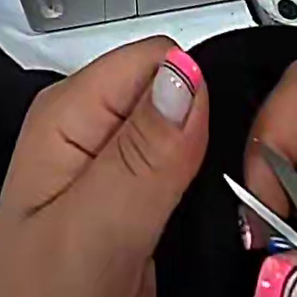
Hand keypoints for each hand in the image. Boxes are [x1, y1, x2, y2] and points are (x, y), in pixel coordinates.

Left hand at [0, 37, 209, 296]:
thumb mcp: (87, 237)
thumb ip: (139, 157)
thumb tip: (186, 72)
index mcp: (70, 111)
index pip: (157, 59)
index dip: (199, 93)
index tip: (221, 148)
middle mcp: (93, 125)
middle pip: (177, 88)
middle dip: (210, 128)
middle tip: (225, 194)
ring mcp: (117, 163)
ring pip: (192, 129)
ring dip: (216, 163)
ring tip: (223, 213)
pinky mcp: (139, 199)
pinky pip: (192, 171)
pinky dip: (212, 190)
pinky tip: (215, 220)